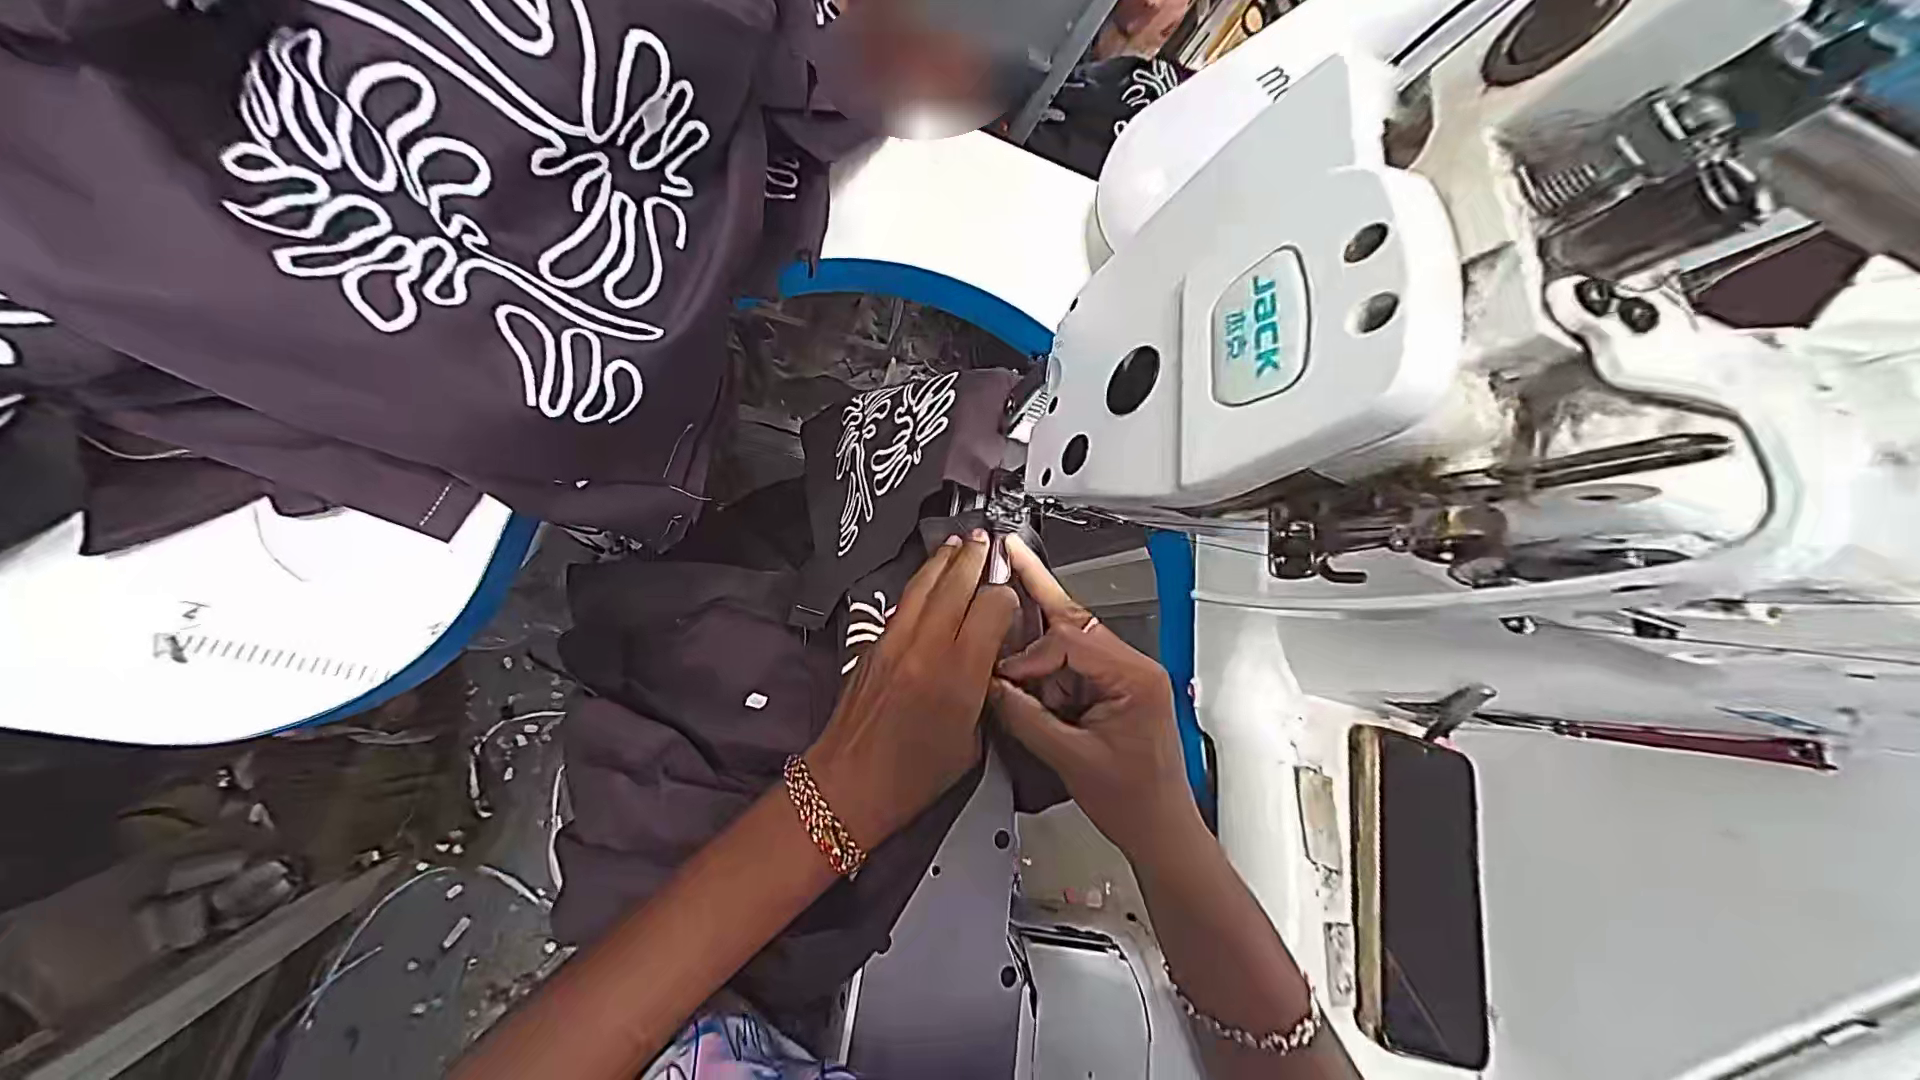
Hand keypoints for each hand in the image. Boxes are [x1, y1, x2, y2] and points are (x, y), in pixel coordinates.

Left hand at [805, 530, 1019, 848]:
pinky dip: (920, 584)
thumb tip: (987, 660)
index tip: (1011, 597)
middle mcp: (926, 649)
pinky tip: (929, 578)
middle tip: (987, 541)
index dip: (1005, 597)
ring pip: (923, 585)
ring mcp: (894, 642)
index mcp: (958, 675)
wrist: (848, 784)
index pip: (990, 608)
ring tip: (958, 544)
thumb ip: (983, 692)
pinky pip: (903, 602)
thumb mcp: (970, 741)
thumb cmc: (910, 776)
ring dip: (943, 561)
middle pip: (955, 585)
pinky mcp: (873, 645)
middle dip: (974, 559)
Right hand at [987, 535, 1200, 860]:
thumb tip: (993, 687)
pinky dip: (1045, 671)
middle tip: (1011, 552)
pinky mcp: (1112, 689)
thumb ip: (1026, 717)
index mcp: (1134, 678)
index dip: (1030, 657)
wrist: (1162, 829)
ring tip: (1008, 640)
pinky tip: (1025, 679)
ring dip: (1036, 648)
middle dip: (1037, 588)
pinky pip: (1071, 666)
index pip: (1071, 641)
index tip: (1004, 678)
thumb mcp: (1072, 758)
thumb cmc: (1136, 800)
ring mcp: (1123, 677)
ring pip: (1069, 642)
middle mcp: (1132, 668)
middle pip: (1074, 622)